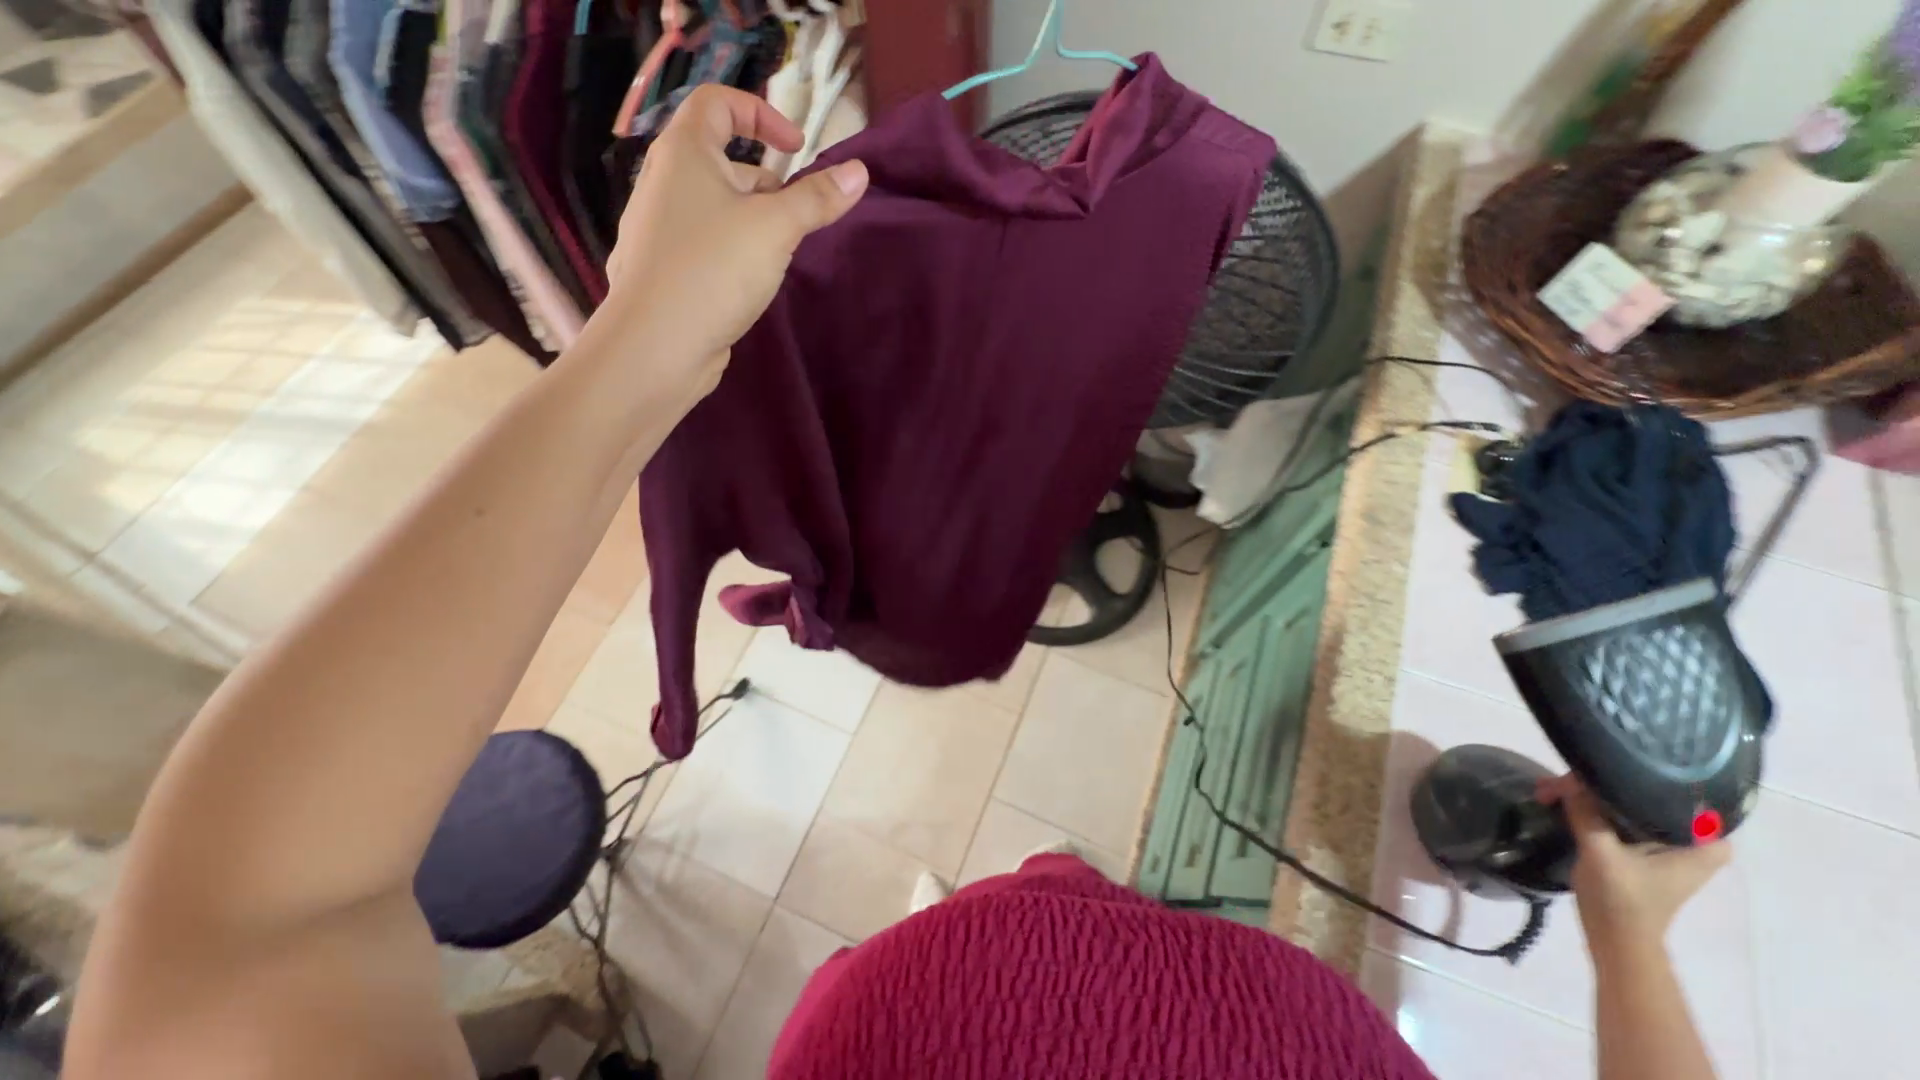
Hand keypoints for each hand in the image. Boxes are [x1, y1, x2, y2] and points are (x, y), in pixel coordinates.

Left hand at [589, 85, 868, 398]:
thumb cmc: (714, 270)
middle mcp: (663, 181)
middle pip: (720, 158)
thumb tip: (858, 172)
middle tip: (795, 215)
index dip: (761, 113)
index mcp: (683, 153)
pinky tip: (747, 283)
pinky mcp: (662, 267)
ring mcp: (657, 227)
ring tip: (776, 255)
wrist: (655, 346)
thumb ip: (817, 198)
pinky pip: (703, 240)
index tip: (796, 150)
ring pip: (714, 205)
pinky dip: (731, 248)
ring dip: (751, 218)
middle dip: (765, 181)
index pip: (717, 102)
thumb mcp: (776, 229)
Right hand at [1539, 776, 1731, 952]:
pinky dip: (1591, 808)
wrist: (1616, 942)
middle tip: (1555, 784)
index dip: (1623, 772)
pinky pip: (1619, 814)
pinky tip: (1561, 801)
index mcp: (1704, 840)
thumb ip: (1586, 812)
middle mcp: (1695, 836)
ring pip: (1625, 801)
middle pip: (1641, 791)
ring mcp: (1670, 841)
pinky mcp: (1647, 847)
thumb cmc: (1622, 902)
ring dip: (1587, 795)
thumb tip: (1570, 776)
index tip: (1585, 767)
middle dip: (1594, 784)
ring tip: (1549, 791)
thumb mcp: (1600, 853)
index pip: (1666, 786)